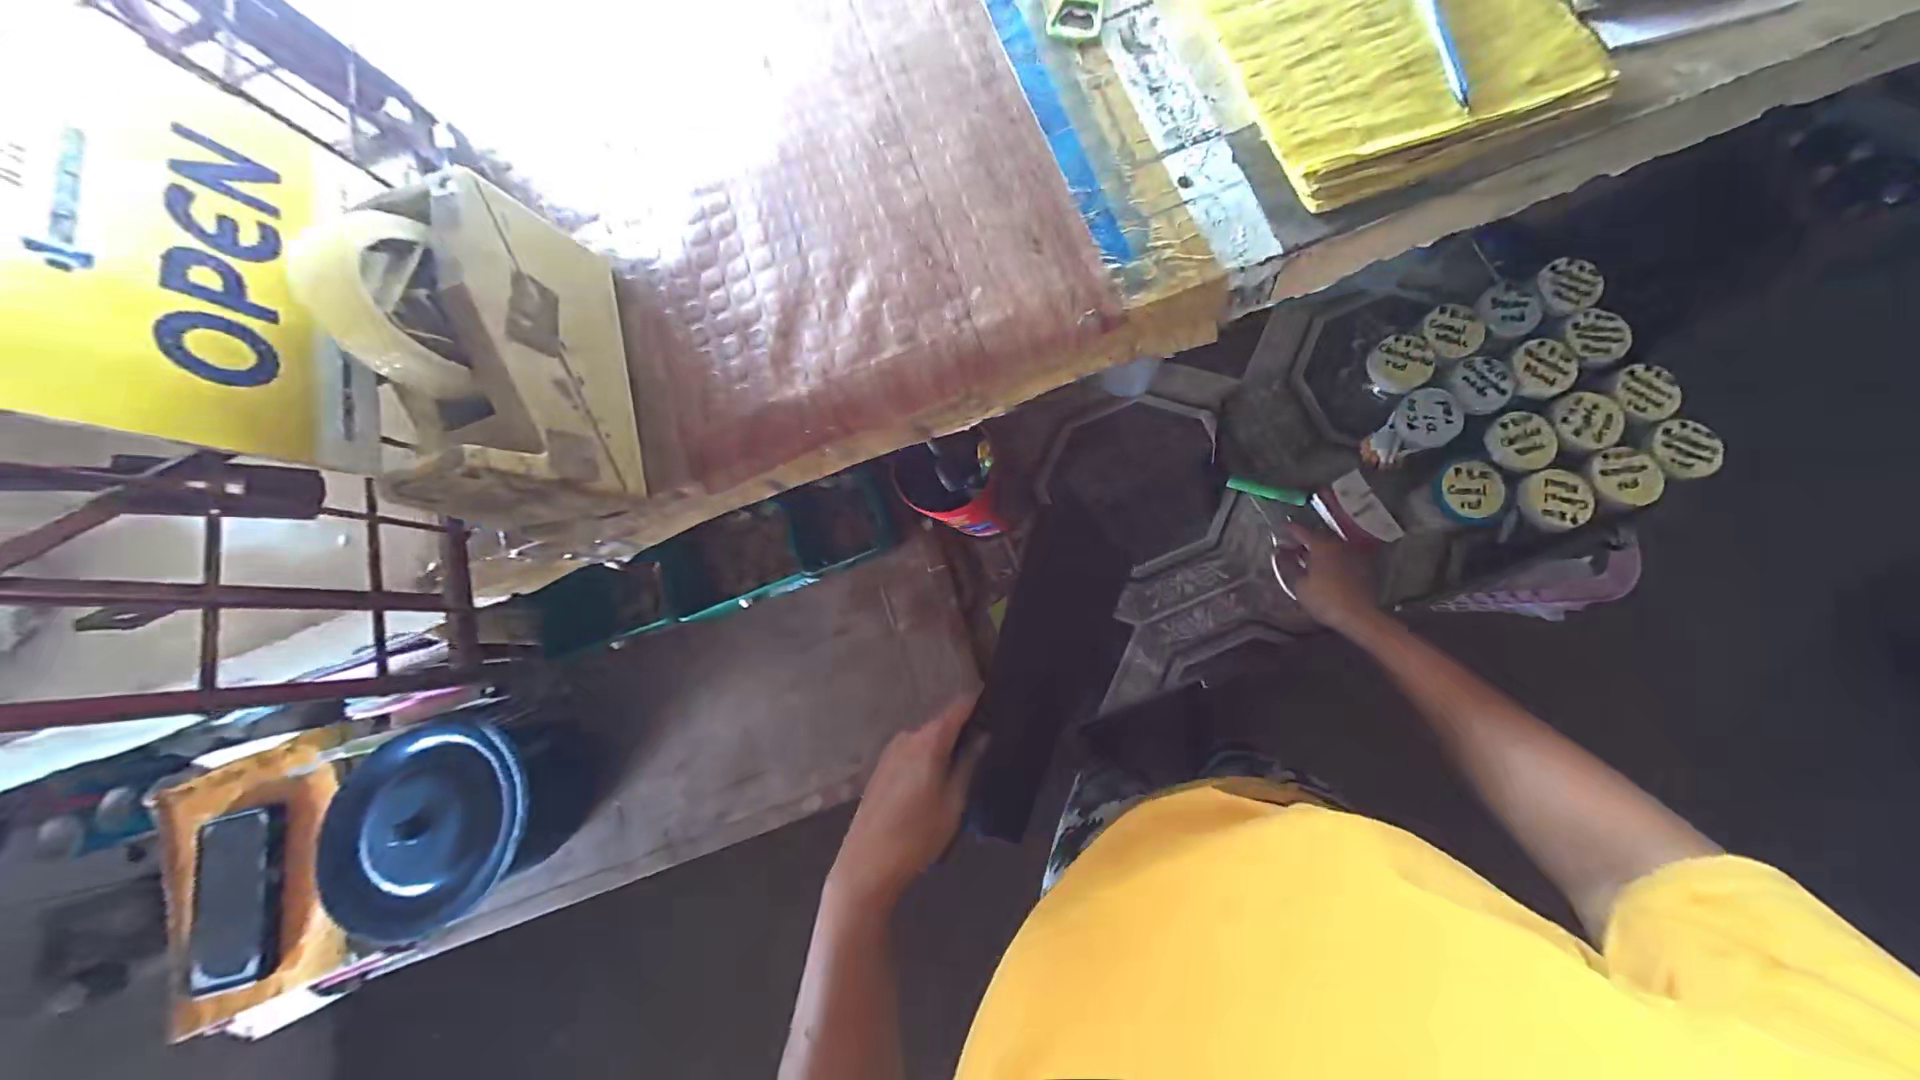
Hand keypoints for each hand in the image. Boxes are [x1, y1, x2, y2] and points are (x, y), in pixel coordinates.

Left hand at [825, 694, 986, 912]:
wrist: (865, 865)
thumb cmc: (916, 836)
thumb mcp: (953, 804)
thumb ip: (968, 764)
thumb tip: (982, 737)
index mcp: (928, 741)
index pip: (959, 707)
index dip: (978, 701)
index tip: (997, 701)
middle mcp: (908, 737)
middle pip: (942, 723)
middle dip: (964, 728)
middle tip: (988, 741)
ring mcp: (890, 751)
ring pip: (926, 739)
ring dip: (945, 745)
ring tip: (966, 763)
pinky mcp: (881, 767)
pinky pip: (912, 751)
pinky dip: (927, 756)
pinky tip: (936, 778)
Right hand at [1273, 522, 1383, 635]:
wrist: (1359, 616)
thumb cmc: (1325, 599)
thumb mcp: (1299, 584)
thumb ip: (1288, 564)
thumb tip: (1279, 553)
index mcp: (1321, 545)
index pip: (1301, 530)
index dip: (1288, 530)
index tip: (1280, 530)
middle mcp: (1339, 544)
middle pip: (1318, 535)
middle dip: (1303, 540)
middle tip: (1290, 547)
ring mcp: (1353, 553)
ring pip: (1331, 545)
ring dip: (1318, 549)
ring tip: (1306, 558)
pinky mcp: (1363, 565)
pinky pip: (1341, 554)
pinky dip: (1330, 557)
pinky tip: (1323, 567)